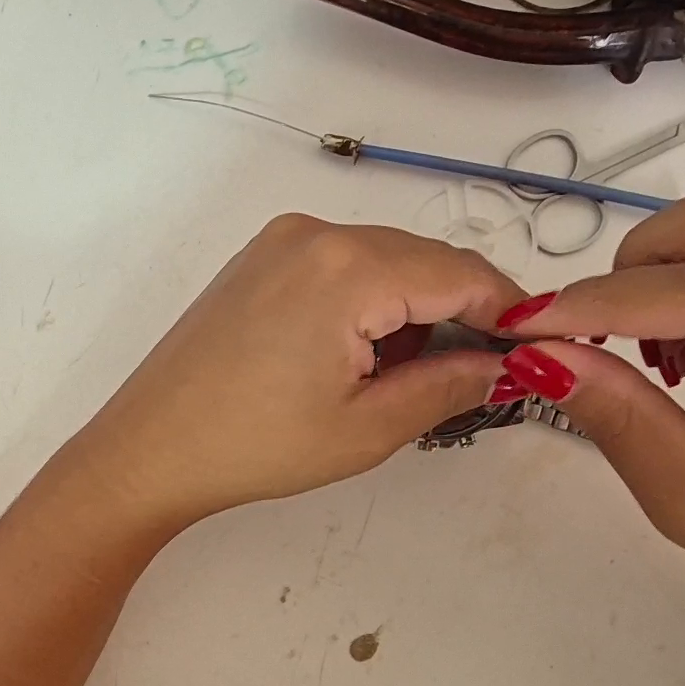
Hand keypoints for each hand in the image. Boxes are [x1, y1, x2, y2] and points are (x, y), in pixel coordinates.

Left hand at [61, 214, 526, 529]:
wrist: (150, 452)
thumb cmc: (252, 447)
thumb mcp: (366, 428)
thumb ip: (449, 386)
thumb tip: (505, 364)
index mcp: (348, 267)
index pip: (463, 271)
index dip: (510, 310)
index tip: (534, 349)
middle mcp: (314, 233)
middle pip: (422, 260)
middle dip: (459, 311)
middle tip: (470, 376)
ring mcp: (277, 243)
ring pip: (380, 262)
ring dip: (409, 308)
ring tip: (402, 376)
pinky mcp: (254, 262)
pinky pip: (336, 266)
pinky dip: (364, 302)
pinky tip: (356, 355)